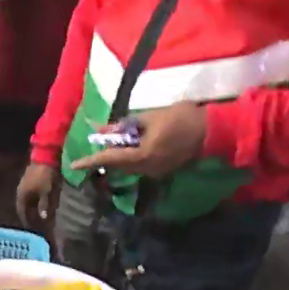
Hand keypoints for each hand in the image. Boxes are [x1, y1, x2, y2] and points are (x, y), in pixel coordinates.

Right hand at [15, 164, 58, 228]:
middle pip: (23, 207)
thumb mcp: (45, 192)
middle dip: (28, 215)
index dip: (26, 221)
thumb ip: (43, 205)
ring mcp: (23, 186)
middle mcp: (20, 193)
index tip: (30, 228)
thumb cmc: (44, 176)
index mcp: (22, 196)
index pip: (22, 212)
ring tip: (36, 215)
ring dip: (30, 208)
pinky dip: (33, 202)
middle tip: (34, 223)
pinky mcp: (28, 182)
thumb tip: (42, 218)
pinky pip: (29, 196)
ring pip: (26, 201)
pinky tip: (38, 204)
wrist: (45, 157)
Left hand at [68, 103, 207, 179]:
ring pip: (127, 167)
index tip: (73, 165)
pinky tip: (130, 148)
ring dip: (117, 158)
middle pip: (117, 166)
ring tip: (110, 147)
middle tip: (91, 152)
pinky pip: (139, 166)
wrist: (215, 130)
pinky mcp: (162, 171)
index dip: (90, 161)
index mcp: (142, 156)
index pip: (110, 159)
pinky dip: (130, 158)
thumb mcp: (152, 117)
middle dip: (103, 158)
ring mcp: (154, 172)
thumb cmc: (183, 119)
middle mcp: (145, 169)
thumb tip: (102, 130)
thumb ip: (126, 125)